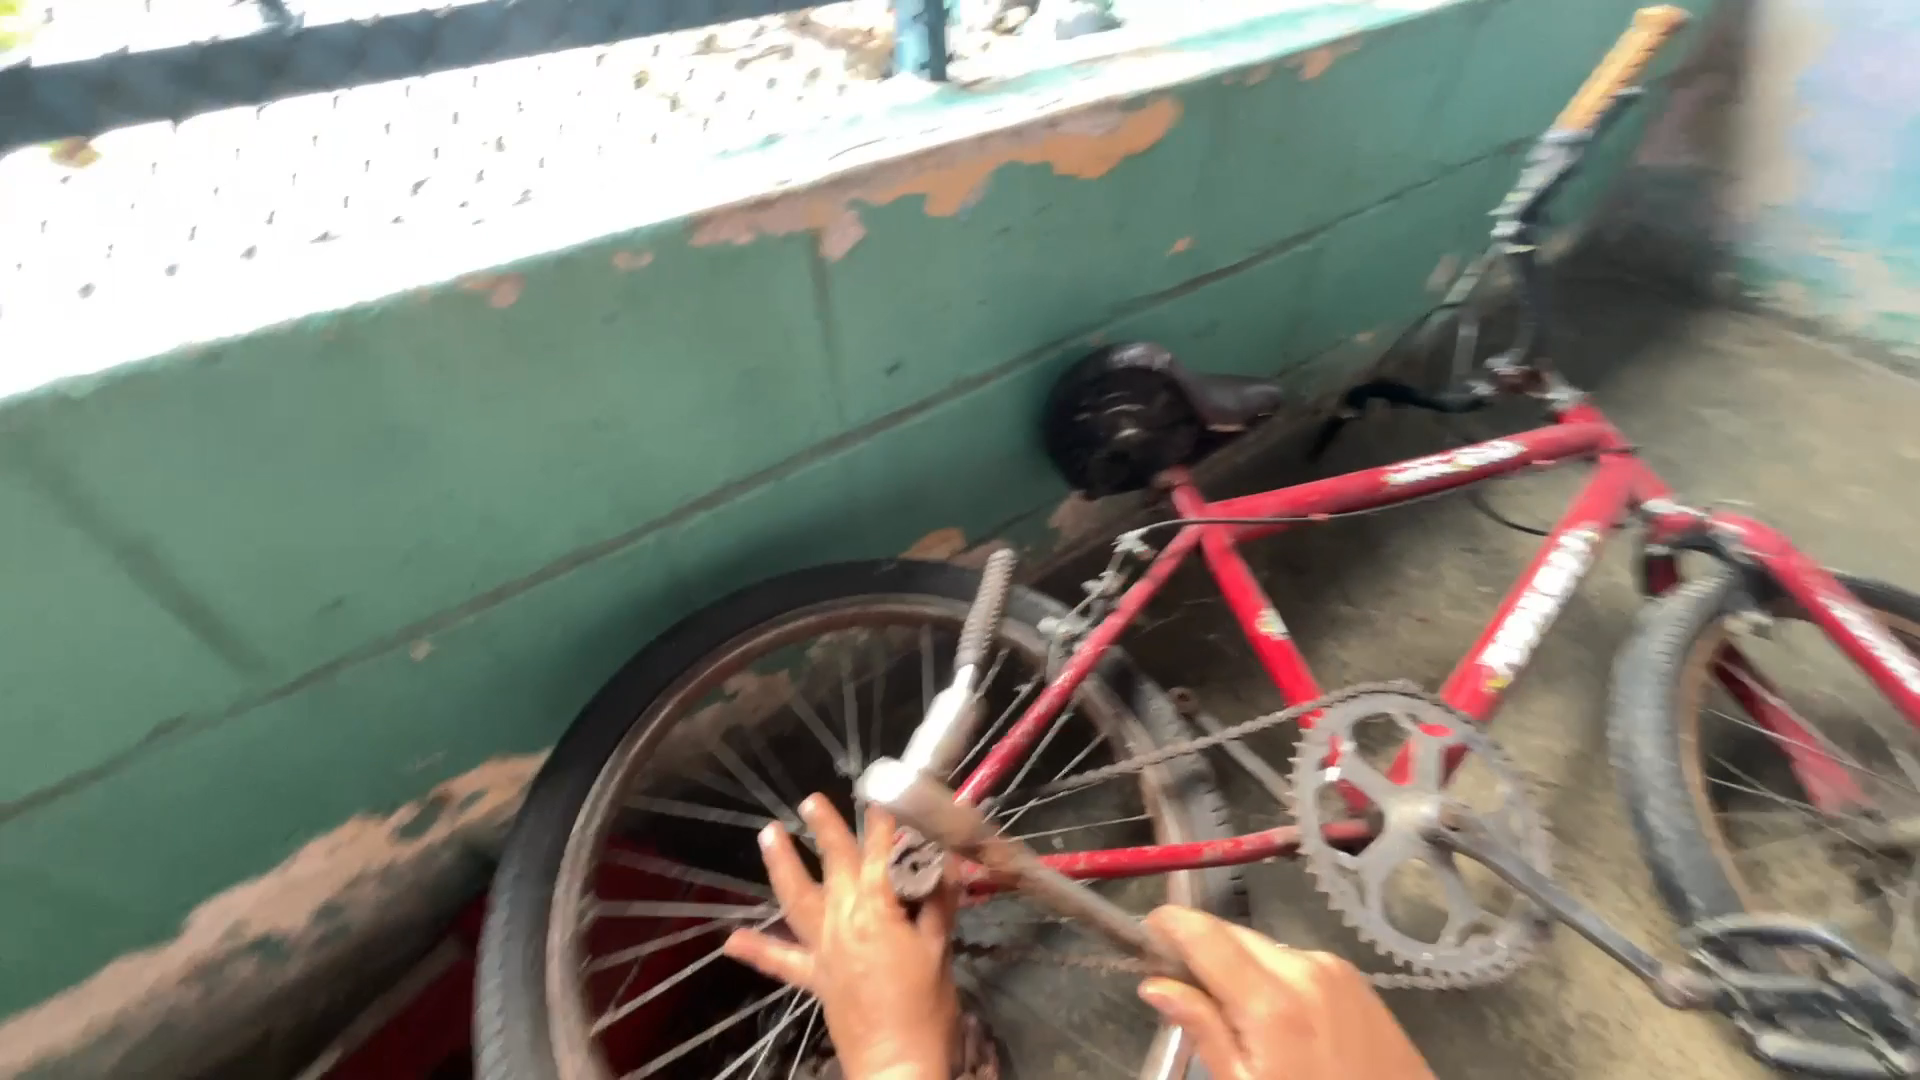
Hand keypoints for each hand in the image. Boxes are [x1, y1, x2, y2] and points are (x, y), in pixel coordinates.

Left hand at [724, 795, 959, 1079]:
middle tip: (811, 800)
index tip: (881, 799)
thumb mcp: (939, 949)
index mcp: (877, 910)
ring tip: (768, 834)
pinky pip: (781, 962)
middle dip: (825, 830)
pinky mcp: (814, 978)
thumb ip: (940, 905)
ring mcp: (823, 950)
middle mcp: (843, 921)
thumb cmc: (925, 1006)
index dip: (882, 826)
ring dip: (782, 866)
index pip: (881, 857)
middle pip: (835, 866)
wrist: (897, 1067)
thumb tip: (950, 866)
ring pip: (797, 900)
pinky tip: (730, 941)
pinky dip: (757, 950)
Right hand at [1137, 907, 1435, 1079]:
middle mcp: (1302, 968)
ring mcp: (1334, 970)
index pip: (1202, 933)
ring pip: (1262, 947)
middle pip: (1231, 935)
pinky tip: (1279, 1017)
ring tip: (1236, 1012)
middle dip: (1201, 949)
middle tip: (1182, 983)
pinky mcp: (1356, 979)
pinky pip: (1294, 961)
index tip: (1145, 935)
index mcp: (1272, 1002)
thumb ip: (1203, 1031)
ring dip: (1238, 963)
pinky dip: (1273, 974)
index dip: (1167, 924)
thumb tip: (1154, 983)